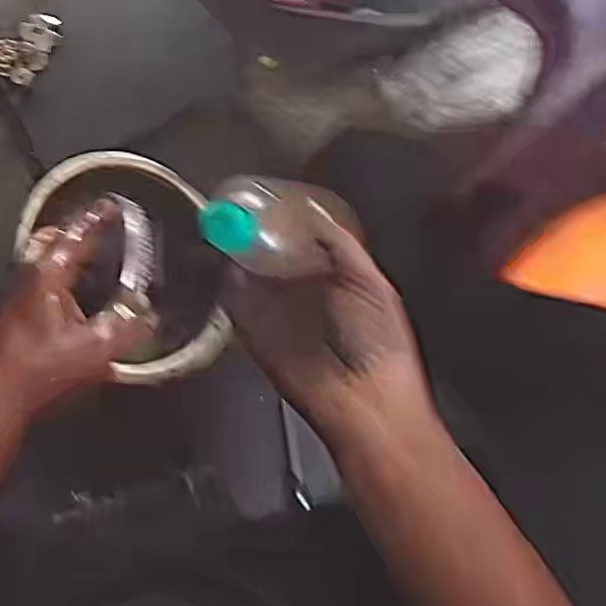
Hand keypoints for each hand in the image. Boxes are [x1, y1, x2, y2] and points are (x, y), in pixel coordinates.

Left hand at [0, 201, 156, 421]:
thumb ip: (127, 328)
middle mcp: (30, 278)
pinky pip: (39, 276)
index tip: (110, 207)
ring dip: (65, 250)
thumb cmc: (40, 373)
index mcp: (48, 276)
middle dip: (74, 230)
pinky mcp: (17, 311)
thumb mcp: (96, 351)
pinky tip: (71, 291)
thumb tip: (147, 314)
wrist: (3, 398)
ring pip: (42, 257)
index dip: (97, 220)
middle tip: (95, 226)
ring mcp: (20, 294)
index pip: (77, 237)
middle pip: (51, 239)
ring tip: (86, 253)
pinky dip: (58, 272)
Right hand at [227, 207, 432, 441]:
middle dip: (249, 231)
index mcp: (325, 276)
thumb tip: (305, 213)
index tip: (260, 199)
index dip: (276, 219)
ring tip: (223, 228)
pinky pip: (235, 303)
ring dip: (234, 254)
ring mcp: (270, 312)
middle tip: (235, 209)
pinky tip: (226, 263)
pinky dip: (229, 284)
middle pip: (263, 252)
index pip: (293, 239)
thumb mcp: (371, 282)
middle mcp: (294, 291)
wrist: (369, 407)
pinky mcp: (252, 333)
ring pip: (244, 274)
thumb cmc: (381, 344)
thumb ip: (340, 246)